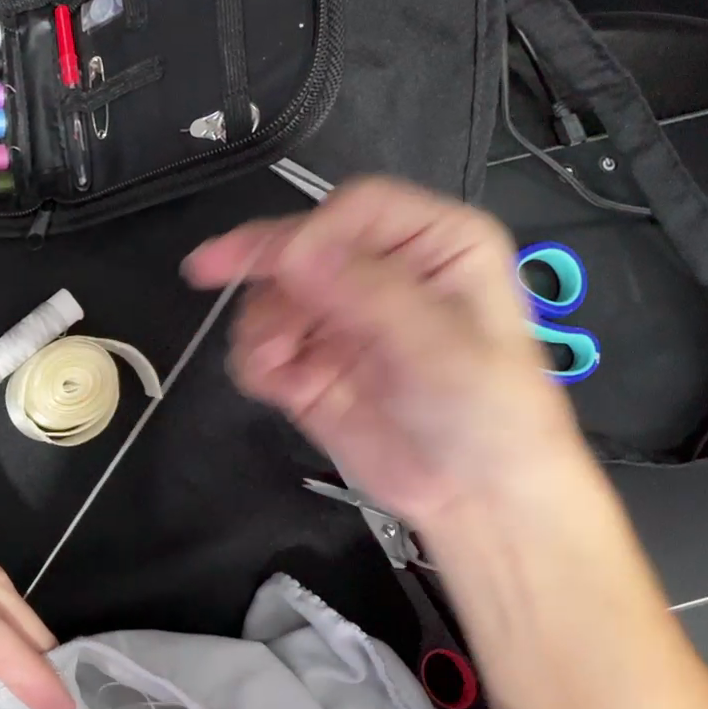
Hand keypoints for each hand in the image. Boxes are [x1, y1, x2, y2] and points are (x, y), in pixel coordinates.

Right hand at [183, 176, 591, 530]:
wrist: (472, 496)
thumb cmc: (487, 414)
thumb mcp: (439, 346)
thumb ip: (368, 292)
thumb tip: (296, 249)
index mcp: (432, 246)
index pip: (353, 213)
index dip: (308, 234)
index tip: (274, 267)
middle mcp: (380, 275)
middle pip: (298, 250)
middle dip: (267, 281)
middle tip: (220, 288)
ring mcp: (339, 321)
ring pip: (268, 298)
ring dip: (258, 328)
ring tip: (275, 365)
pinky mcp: (308, 365)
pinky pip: (259, 347)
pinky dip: (254, 363)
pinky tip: (275, 384)